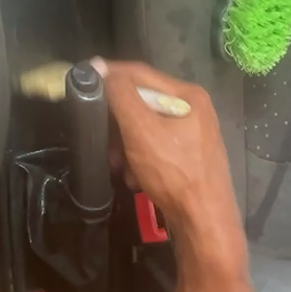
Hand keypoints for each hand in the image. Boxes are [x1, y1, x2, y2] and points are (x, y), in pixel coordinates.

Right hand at [98, 59, 246, 272]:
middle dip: (118, 121)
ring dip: (126, 143)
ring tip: (118, 164)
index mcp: (188, 95)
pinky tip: (135, 177)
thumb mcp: (140, 129)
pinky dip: (140, 158)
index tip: (85, 83)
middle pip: (142, 102)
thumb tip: (98, 65)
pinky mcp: (190, 157)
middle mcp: (194, 109)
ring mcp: (194, 134)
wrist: (205, 225)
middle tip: (101, 137)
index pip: (139, 73)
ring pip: (146, 126)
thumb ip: (120, 95)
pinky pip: (156, 146)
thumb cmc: (174, 173)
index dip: (110, 76)